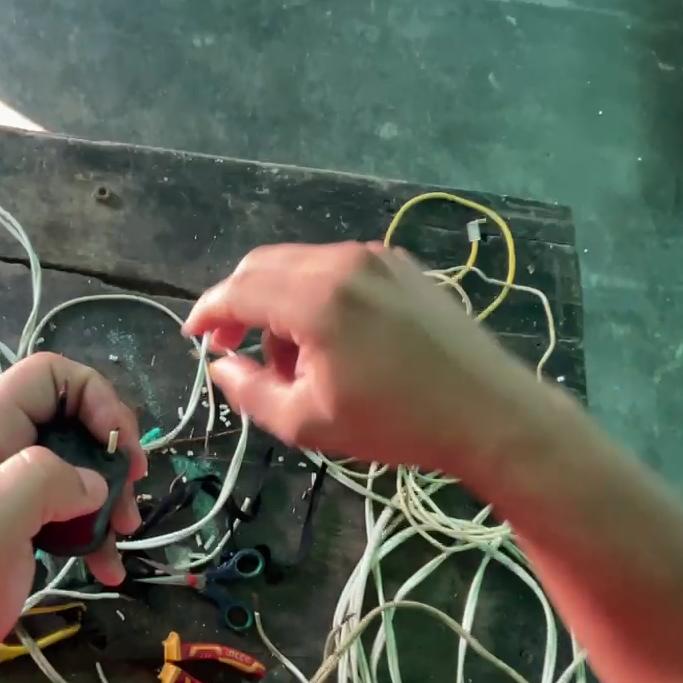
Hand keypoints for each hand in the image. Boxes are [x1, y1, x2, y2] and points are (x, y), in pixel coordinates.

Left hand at [0, 352, 146, 682]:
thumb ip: (41, 481)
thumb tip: (92, 482)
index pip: (49, 374)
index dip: (96, 398)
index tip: (122, 449)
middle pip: (69, 418)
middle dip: (109, 453)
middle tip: (130, 498)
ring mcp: (0, 485)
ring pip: (73, 465)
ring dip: (106, 496)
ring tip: (122, 536)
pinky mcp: (10, 522)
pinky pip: (62, 508)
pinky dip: (90, 531)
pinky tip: (107, 567)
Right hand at [182, 242, 561, 476]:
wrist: (489, 413)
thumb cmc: (394, 424)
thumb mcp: (305, 423)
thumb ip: (248, 391)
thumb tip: (220, 366)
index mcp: (315, 300)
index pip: (237, 290)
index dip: (206, 313)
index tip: (193, 337)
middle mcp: (341, 263)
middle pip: (261, 266)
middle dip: (237, 304)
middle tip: (231, 346)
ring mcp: (375, 257)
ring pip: (296, 266)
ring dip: (276, 303)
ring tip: (292, 358)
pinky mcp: (399, 264)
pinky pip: (333, 269)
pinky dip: (312, 295)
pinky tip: (329, 338)